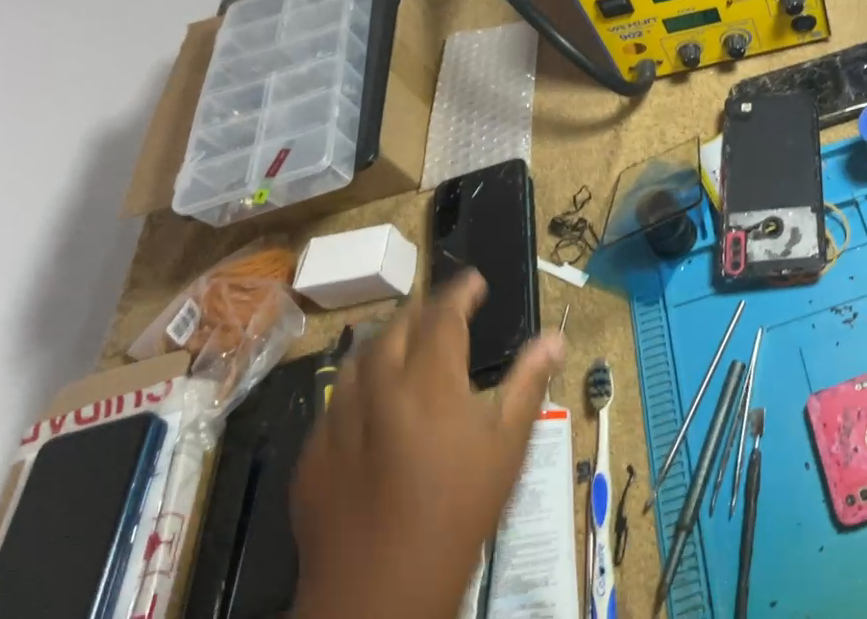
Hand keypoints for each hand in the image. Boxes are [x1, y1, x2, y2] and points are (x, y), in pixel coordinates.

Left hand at [291, 272, 564, 618]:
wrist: (382, 586)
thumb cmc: (461, 509)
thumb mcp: (509, 444)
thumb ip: (528, 382)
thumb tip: (554, 337)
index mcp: (430, 381)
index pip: (442, 316)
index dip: (459, 292)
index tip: (473, 280)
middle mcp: (378, 389)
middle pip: (394, 329)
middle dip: (420, 310)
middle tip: (443, 309)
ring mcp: (338, 421)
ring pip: (357, 359)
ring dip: (385, 339)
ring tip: (405, 341)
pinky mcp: (312, 455)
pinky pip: (336, 400)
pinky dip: (360, 383)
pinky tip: (373, 401)